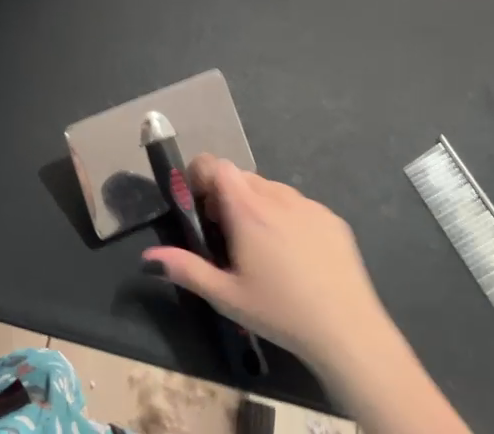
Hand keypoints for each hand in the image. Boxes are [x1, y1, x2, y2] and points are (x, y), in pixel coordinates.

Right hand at [143, 155, 397, 367]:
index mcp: (248, 209)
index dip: (201, 175)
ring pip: (271, 189)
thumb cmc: (279, 311)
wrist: (346, 329)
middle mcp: (278, 196)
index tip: (198, 205)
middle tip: (224, 235)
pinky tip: (293, 256)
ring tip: (259, 248)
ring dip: (256, 205)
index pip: (216, 164)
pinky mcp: (331, 218)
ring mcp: (309, 205)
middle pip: (241, 176)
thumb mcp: (226, 296)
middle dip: (226, 195)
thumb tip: (147, 256)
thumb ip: (185, 270)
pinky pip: (298, 204)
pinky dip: (286, 217)